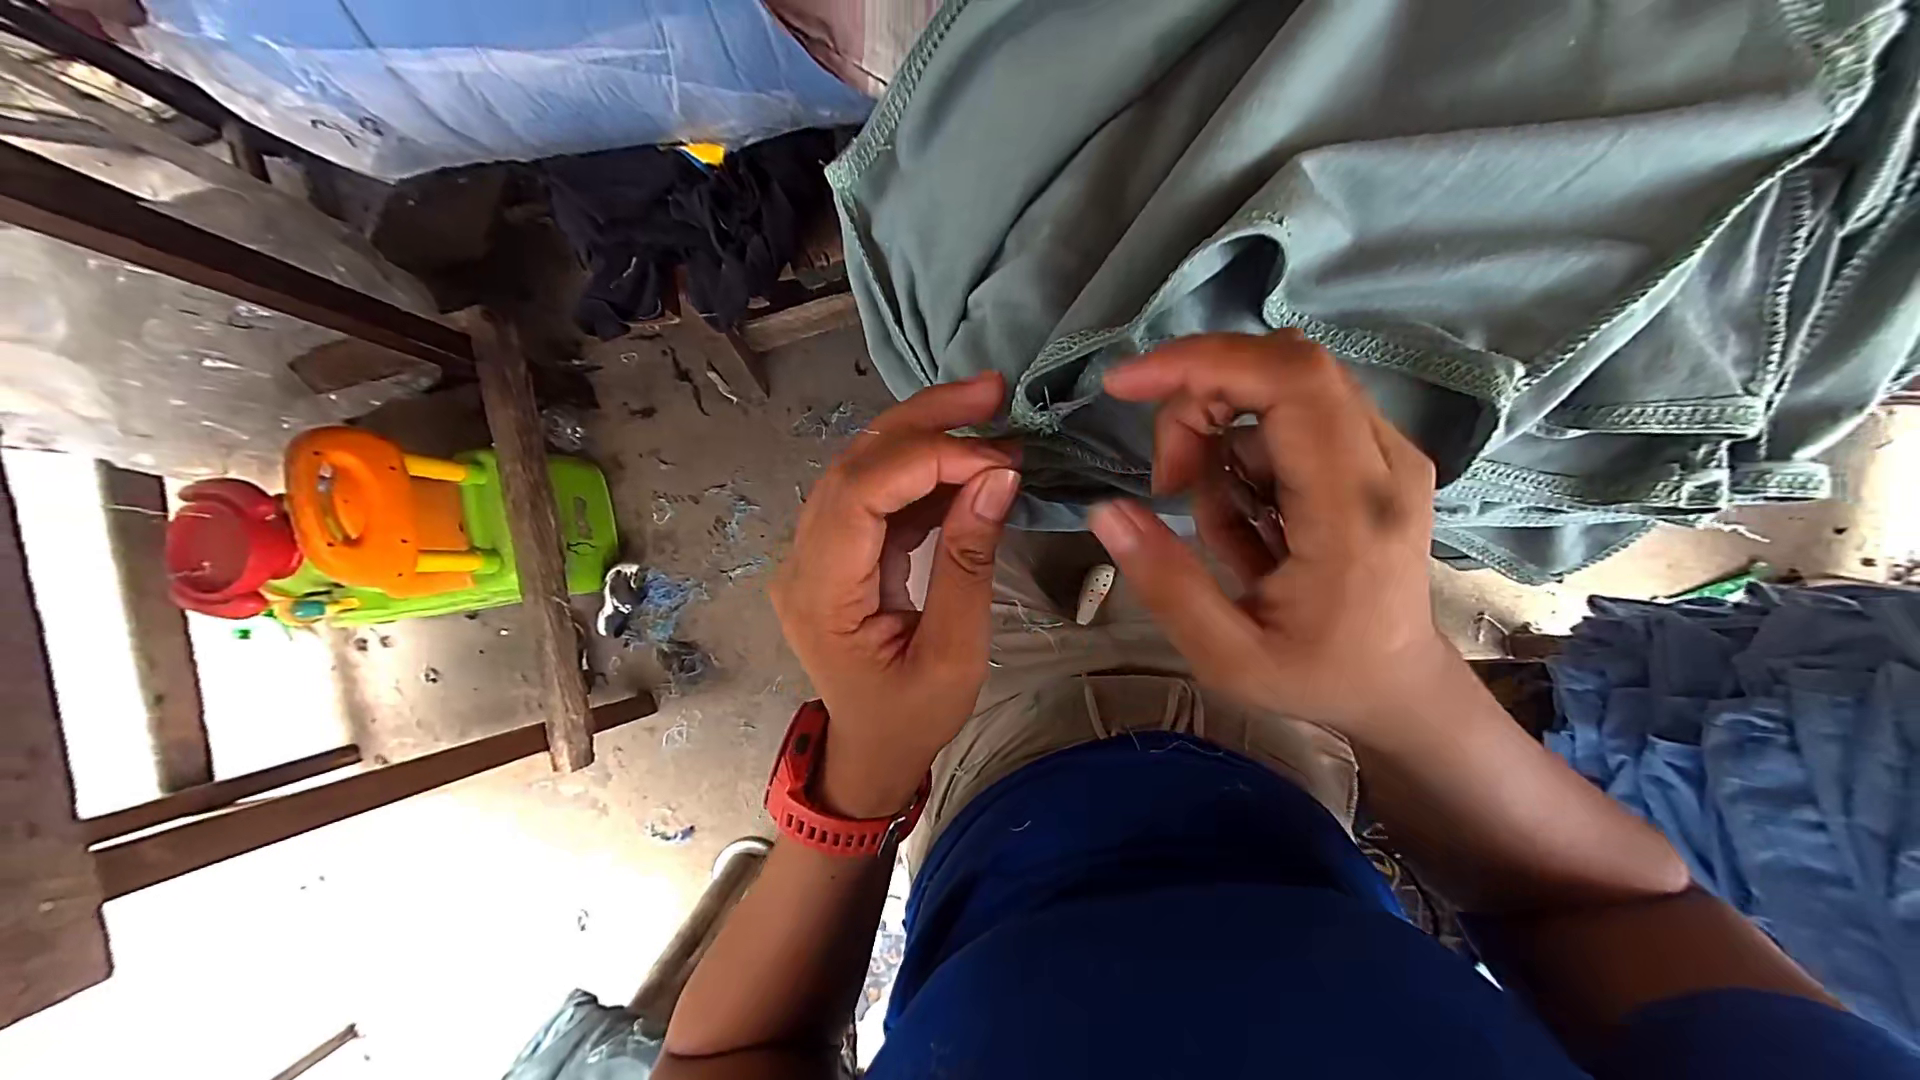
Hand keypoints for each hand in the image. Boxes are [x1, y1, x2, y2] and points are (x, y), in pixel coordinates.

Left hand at [771, 374, 1020, 817]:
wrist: (873, 749)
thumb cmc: (911, 718)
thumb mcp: (955, 655)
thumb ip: (969, 563)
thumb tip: (997, 477)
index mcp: (821, 595)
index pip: (858, 495)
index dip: (925, 459)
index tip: (994, 455)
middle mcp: (804, 560)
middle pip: (854, 464)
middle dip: (923, 421)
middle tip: (990, 392)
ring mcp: (816, 552)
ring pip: (863, 468)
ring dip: (925, 436)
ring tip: (988, 414)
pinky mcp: (839, 551)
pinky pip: (877, 494)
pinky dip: (924, 472)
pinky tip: (967, 461)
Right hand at [1086, 331, 1454, 739]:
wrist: (1399, 686)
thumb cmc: (1318, 677)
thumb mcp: (1227, 657)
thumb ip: (1166, 586)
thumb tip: (1105, 512)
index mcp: (1352, 511)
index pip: (1290, 382)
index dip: (1201, 364)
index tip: (1127, 386)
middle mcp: (1384, 463)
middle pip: (1281, 367)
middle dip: (1197, 404)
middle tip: (1168, 481)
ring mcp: (1386, 452)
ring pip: (1279, 387)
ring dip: (1217, 435)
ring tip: (1208, 516)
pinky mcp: (1372, 453)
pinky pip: (1288, 415)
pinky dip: (1240, 449)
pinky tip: (1241, 512)